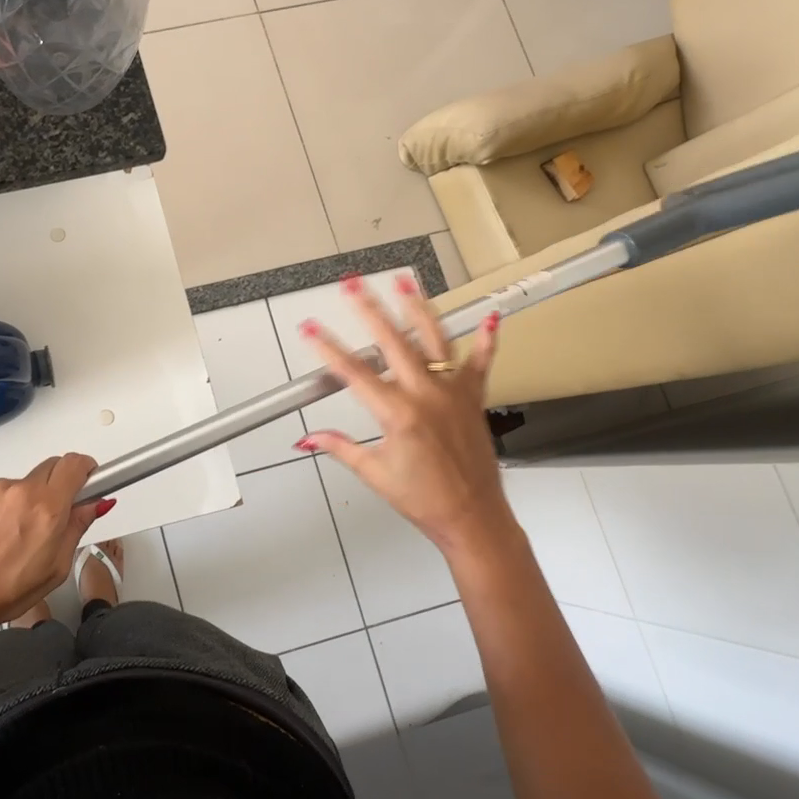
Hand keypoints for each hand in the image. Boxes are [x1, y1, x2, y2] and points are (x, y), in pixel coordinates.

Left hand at [0, 454, 109, 631]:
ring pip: (18, 485)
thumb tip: (94, 504)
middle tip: (48, 517)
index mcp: (48, 507)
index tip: (85, 480)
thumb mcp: (57, 567)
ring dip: (21, 502)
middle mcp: (20, 490)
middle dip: (55, 487)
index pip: (74, 464)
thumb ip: (76, 527)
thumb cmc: (9, 591)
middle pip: (48, 468)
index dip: (84, 468)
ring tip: (9, 537)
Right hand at [298, 274, 513, 556]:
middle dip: (368, 309)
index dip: (328, 348)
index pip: (354, 373)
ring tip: (404, 281)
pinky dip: (488, 340)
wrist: (473, 516)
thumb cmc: (424, 499)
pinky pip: (482, 362)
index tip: (310, 329)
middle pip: (391, 342)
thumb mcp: (374, 473)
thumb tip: (306, 439)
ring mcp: (453, 393)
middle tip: (351, 285)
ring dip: (417, 308)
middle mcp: (426, 396)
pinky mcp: (474, 398)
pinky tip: (492, 316)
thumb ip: (339, 447)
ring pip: (434, 340)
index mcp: (398, 415)